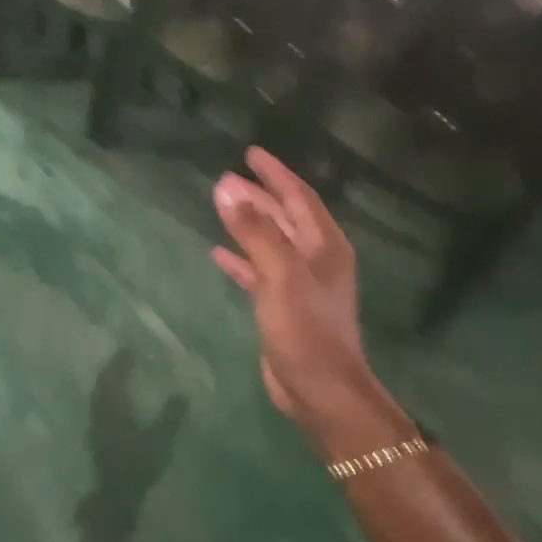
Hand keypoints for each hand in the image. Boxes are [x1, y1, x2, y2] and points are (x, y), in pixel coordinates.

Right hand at [210, 147, 375, 424]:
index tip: (251, 153)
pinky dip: (241, 258)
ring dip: (248, 223)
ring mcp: (300, 283)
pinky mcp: (283, 305)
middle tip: (228, 177)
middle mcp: (316, 259)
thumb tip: (226, 187)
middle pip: (286, 216)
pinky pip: (259, 270)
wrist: (319, 389)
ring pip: (271, 241)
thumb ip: (254, 231)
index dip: (276, 174)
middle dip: (260, 195)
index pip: (299, 197)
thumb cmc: (305, 328)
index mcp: (324, 246)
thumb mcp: (279, 274)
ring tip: (221, 206)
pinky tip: (218, 253)